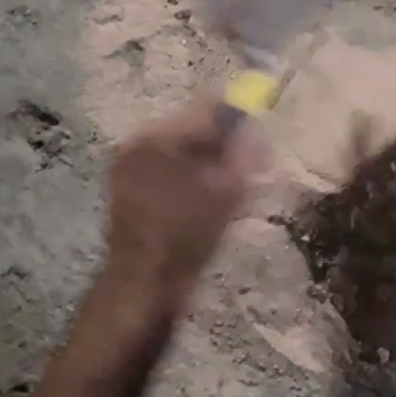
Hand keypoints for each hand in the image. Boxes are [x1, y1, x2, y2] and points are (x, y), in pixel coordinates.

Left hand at [103, 101, 268, 303]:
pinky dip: (197, 178)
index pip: (207, 108)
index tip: (264, 139)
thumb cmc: (185, 238)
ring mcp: (131, 169)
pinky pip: (174, 170)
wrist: (145, 288)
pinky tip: (212, 202)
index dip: (241, 119)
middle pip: (195, 128)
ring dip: (214, 163)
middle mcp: (138, 145)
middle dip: (228, 143)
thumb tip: (256, 124)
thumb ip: (244, 150)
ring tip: (234, 189)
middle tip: (255, 168)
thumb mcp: (225, 190)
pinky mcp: (132, 193)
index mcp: (155, 137)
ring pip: (187, 151)